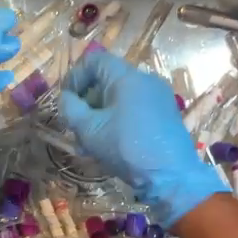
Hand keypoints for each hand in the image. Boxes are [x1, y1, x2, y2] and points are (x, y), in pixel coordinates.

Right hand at [58, 51, 226, 225]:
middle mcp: (146, 80)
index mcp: (127, 77)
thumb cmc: (126, 148)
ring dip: (100, 114)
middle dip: (86, 100)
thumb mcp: (88, 129)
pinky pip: (134, 108)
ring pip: (120, 97)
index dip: (75, 76)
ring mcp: (159, 97)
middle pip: (107, 79)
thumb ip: (70, 108)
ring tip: (90, 142)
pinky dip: (117, 120)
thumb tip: (66, 98)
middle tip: (76, 125)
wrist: (171, 177)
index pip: (94, 60)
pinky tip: (110, 145)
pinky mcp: (166, 115)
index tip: (67, 101)